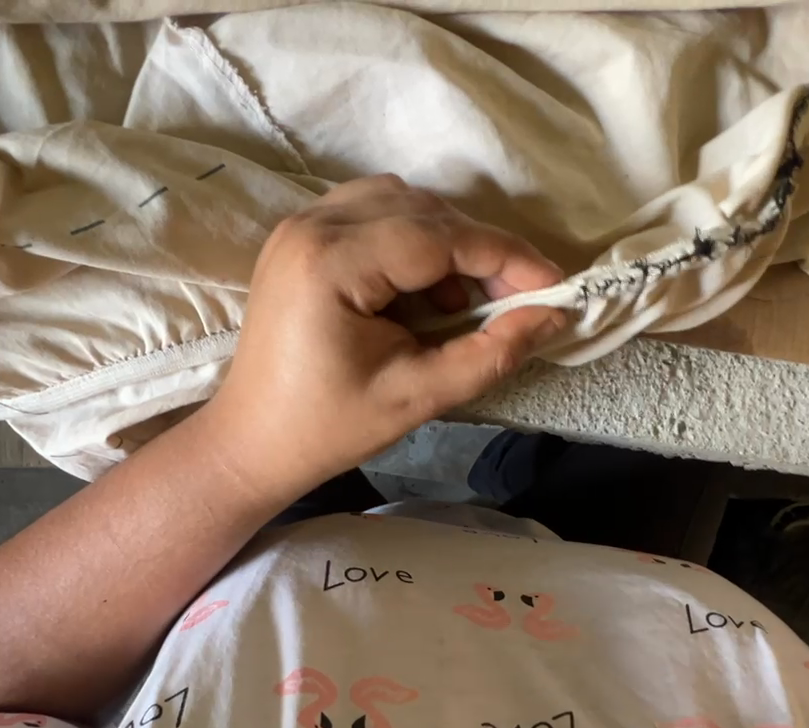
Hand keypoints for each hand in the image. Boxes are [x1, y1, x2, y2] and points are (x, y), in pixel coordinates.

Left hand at [204, 175, 567, 498]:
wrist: (252, 443)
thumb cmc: (328, 428)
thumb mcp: (418, 396)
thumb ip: (490, 353)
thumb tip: (555, 317)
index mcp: (331, 262)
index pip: (440, 237)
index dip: (506, 258)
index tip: (555, 288)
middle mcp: (311, 225)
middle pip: (423, 210)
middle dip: (479, 252)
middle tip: (514, 303)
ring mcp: (300, 226)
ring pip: (400, 203)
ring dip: (445, 244)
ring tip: (462, 304)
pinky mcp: (299, 239)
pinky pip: (373, 215)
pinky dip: (411, 243)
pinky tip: (422, 293)